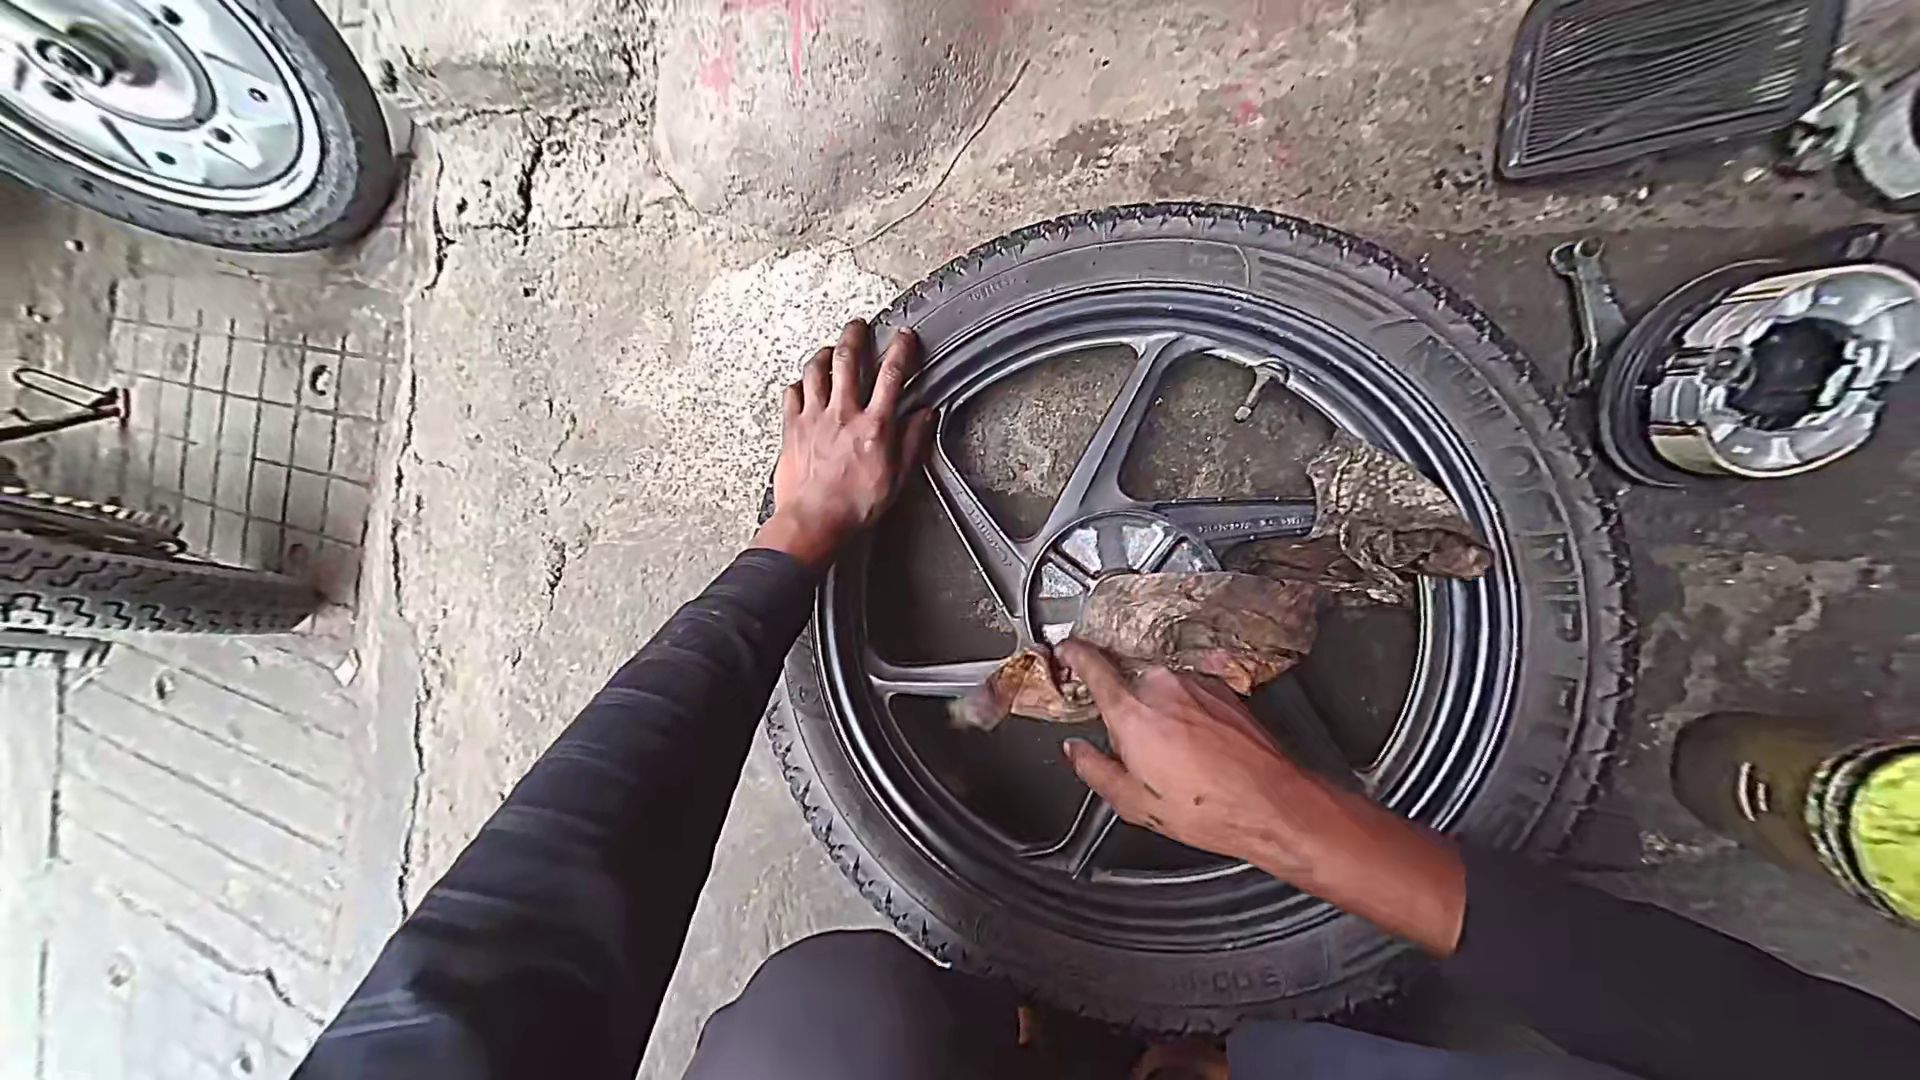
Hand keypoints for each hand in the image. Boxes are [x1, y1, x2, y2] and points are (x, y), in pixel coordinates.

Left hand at [753, 319, 934, 568]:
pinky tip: (804, 383)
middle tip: (859, 325)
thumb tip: (925, 416)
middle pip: (848, 360)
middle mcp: (843, 414)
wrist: (813, 521)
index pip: (892, 376)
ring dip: (825, 354)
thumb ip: (912, 442)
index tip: (905, 337)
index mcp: (874, 426)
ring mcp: (814, 418)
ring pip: (817, 370)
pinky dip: (800, 382)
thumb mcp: (896, 478)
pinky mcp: (792, 427)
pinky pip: (792, 392)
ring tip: (830, 348)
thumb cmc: (854, 506)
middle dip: (855, 336)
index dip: (901, 350)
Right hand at [1057, 640, 1466, 955]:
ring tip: (1170, 745)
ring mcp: (1194, 682)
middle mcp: (1161, 685)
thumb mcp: (1134, 802)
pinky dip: (1182, 704)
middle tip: (1129, 734)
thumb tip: (1076, 751)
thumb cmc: (1209, 807)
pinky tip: (1194, 740)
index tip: (1066, 651)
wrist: (1275, 805)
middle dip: (1119, 695)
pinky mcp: (1220, 687)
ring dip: (1154, 701)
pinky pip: (1186, 687)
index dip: (1072, 653)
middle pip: (1124, 673)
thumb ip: (1094, 769)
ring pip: (1157, 680)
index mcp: (1131, 710)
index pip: (1091, 663)